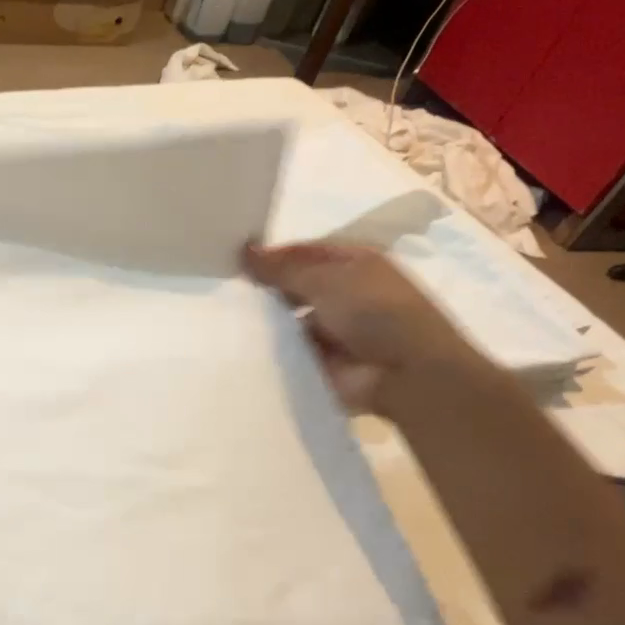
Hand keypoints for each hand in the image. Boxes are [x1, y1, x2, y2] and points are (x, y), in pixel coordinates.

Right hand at [242, 242, 489, 417]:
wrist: (403, 373)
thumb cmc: (374, 311)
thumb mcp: (328, 279)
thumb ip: (283, 268)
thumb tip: (245, 251)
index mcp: (353, 262)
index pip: (303, 251)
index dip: (271, 255)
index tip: (231, 261)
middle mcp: (342, 291)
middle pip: (293, 284)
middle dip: (264, 287)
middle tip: (221, 289)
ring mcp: (330, 326)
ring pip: (286, 317)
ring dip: (263, 319)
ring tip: (222, 317)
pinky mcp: (318, 357)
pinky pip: (285, 347)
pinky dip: (266, 347)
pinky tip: (235, 344)